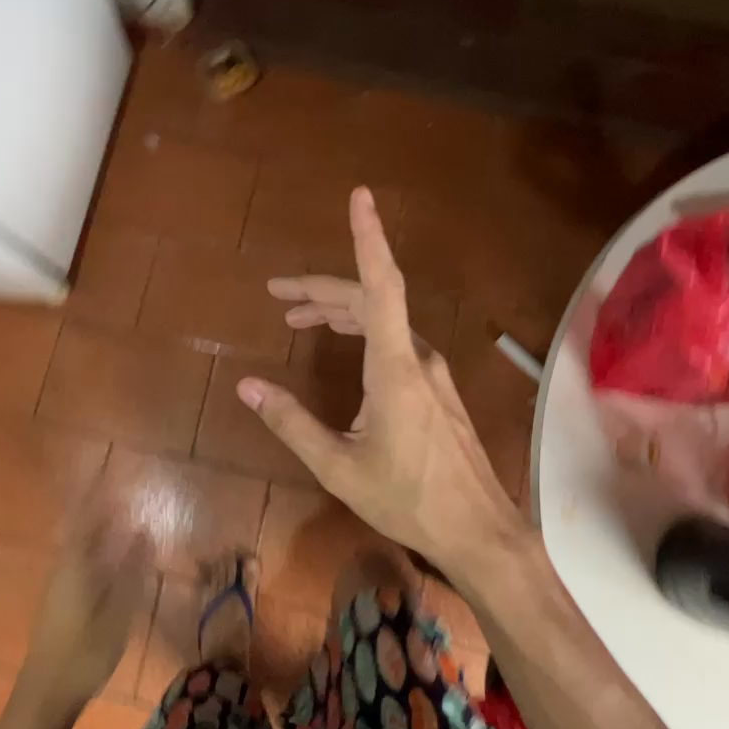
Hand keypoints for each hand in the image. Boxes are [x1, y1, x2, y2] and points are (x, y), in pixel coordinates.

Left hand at [14, 501, 154, 705]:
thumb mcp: (118, 610)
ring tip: (124, 512)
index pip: (88, 514)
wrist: (46, 692)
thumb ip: (132, 568)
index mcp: (76, 562)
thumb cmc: (85, 649)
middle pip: (82, 525)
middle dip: (101, 503)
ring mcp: (59, 583)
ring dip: (100, 525)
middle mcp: (64, 565)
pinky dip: (97, 545)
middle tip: (123, 484)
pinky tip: (113, 554)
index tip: (109, 463)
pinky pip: (82, 557)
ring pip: (82, 543)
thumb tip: (145, 529)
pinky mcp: (61, 599)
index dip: (98, 488)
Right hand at [238, 188, 529, 578]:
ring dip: (342, 311)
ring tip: (300, 317)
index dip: (367, 237)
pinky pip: (396, 340)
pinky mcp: (437, 387)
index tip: (359, 197)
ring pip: (384, 320)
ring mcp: (432, 371)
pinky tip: (345, 349)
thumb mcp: (339, 466)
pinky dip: (363, 332)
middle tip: (278, 295)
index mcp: (395, 367)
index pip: (381, 285)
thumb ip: (292, 423)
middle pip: (371, 299)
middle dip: (323, 290)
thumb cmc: (409, 500)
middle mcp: (417, 356)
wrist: (481, 532)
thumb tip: (247, 387)